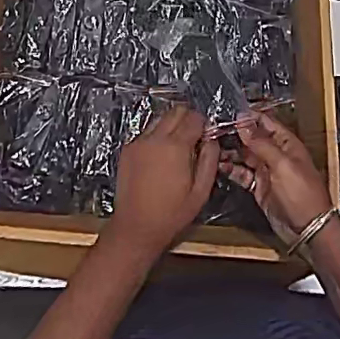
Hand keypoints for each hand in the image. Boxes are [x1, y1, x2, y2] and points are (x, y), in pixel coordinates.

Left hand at [105, 108, 219, 256]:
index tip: (206, 138)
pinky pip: (147, 131)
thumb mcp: (201, 191)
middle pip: (177, 111)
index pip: (194, 117)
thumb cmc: (172, 214)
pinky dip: (157, 135)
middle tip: (194, 139)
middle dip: (189, 119)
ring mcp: (139, 142)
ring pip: (161, 118)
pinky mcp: (127, 149)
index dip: (204, 125)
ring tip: (176, 148)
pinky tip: (160, 156)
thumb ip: (210, 160)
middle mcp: (155, 138)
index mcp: (175, 146)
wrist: (135, 228)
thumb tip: (212, 139)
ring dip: (172, 125)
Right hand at [224, 112, 333, 240]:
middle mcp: (276, 154)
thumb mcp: (282, 165)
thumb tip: (244, 124)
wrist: (308, 228)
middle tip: (215, 132)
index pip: (264, 122)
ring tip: (213, 149)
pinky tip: (221, 167)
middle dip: (235, 134)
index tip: (229, 115)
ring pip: (245, 156)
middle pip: (252, 138)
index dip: (247, 118)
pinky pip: (243, 174)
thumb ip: (261, 144)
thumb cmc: (304, 195)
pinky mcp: (260, 187)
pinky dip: (232, 170)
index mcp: (286, 143)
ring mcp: (267, 171)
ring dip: (230, 152)